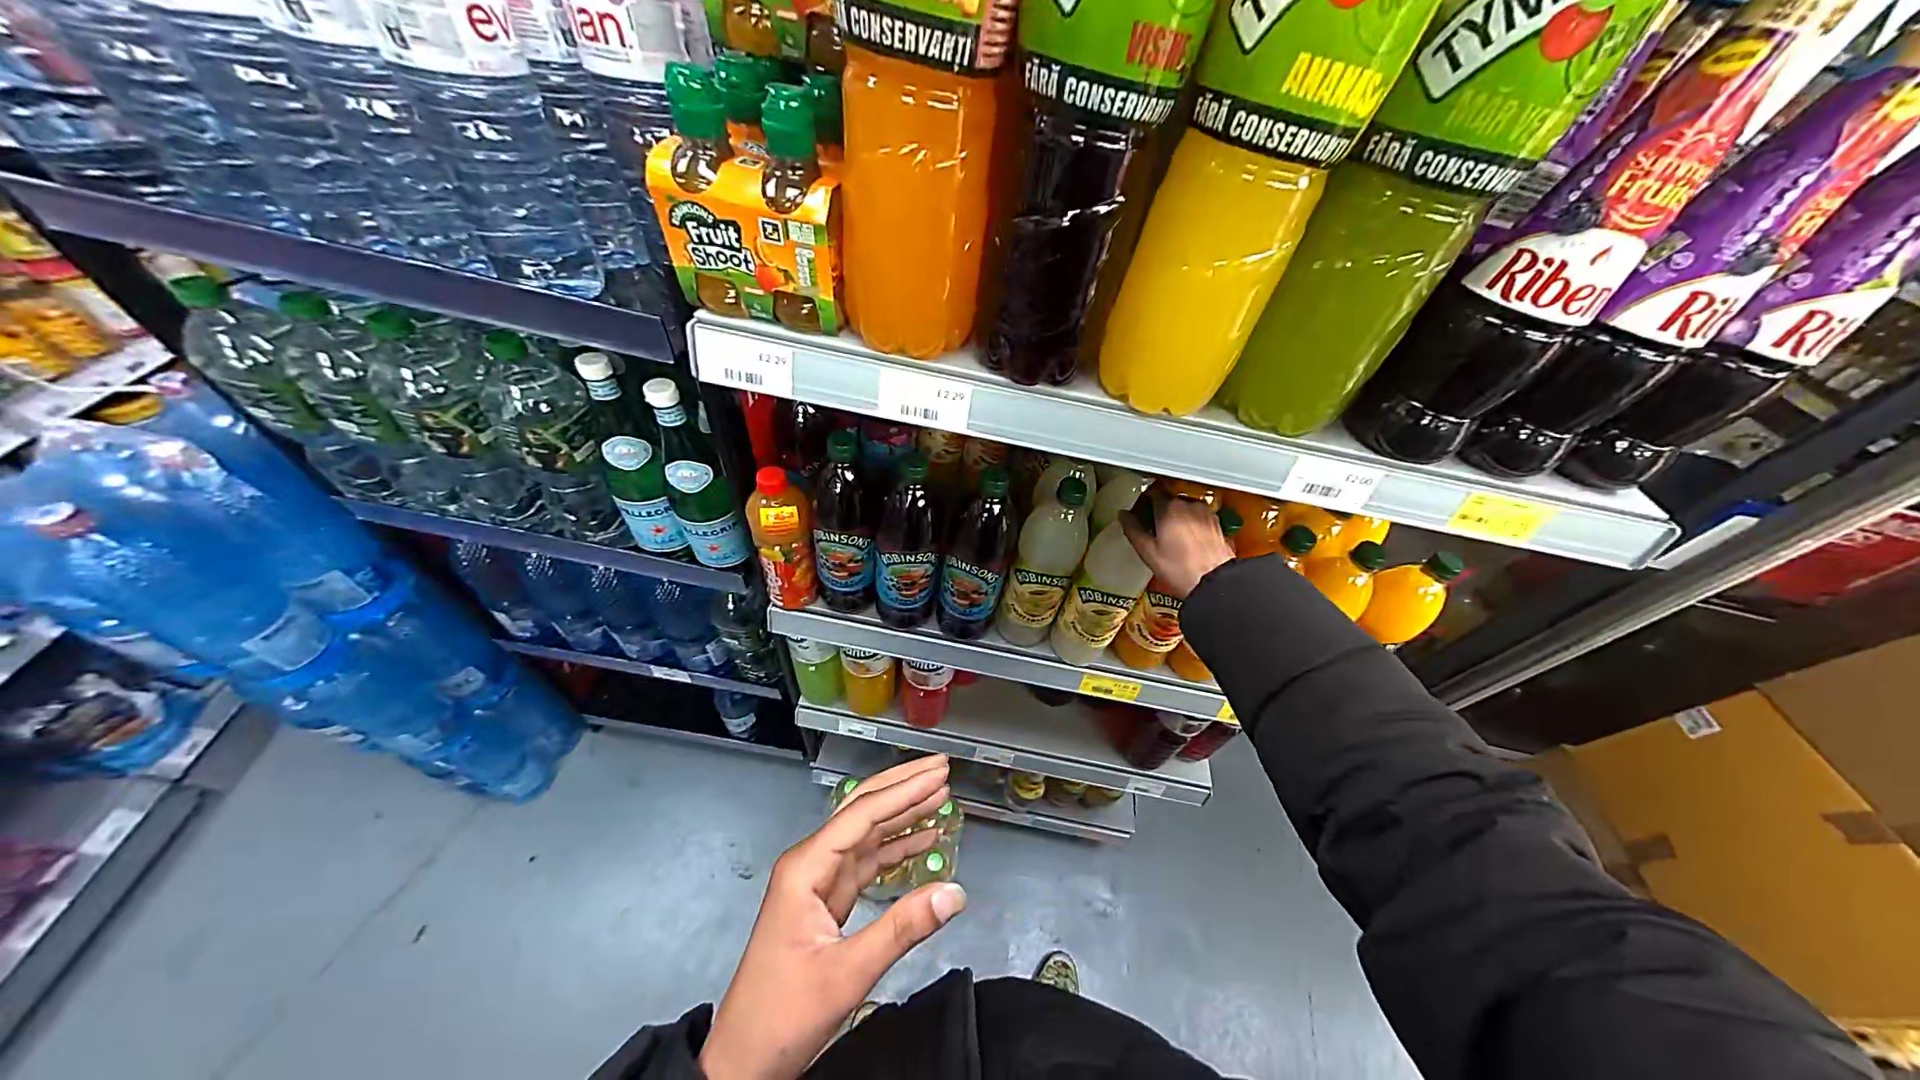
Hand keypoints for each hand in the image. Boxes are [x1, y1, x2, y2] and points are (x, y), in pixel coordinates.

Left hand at [699, 755, 966, 1079]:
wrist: (743, 1060)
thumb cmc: (782, 1015)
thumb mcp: (847, 974)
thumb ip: (902, 929)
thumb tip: (953, 892)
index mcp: (806, 868)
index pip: (862, 814)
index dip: (904, 791)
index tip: (937, 774)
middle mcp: (811, 865)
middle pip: (862, 812)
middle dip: (903, 788)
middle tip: (940, 770)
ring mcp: (819, 883)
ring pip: (867, 836)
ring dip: (903, 816)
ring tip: (939, 797)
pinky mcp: (828, 902)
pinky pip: (867, 864)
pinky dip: (896, 851)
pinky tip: (921, 842)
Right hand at [1121, 496, 1235, 599]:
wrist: (1214, 580)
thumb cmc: (1181, 569)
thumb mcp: (1148, 551)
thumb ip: (1133, 529)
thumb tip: (1124, 516)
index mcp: (1169, 508)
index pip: (1153, 490)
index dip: (1144, 498)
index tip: (1140, 509)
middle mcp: (1188, 504)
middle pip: (1169, 497)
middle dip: (1159, 508)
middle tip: (1151, 524)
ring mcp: (1205, 512)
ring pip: (1185, 506)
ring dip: (1176, 515)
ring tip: (1169, 534)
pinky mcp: (1216, 522)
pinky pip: (1197, 515)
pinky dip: (1190, 522)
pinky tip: (1185, 539)